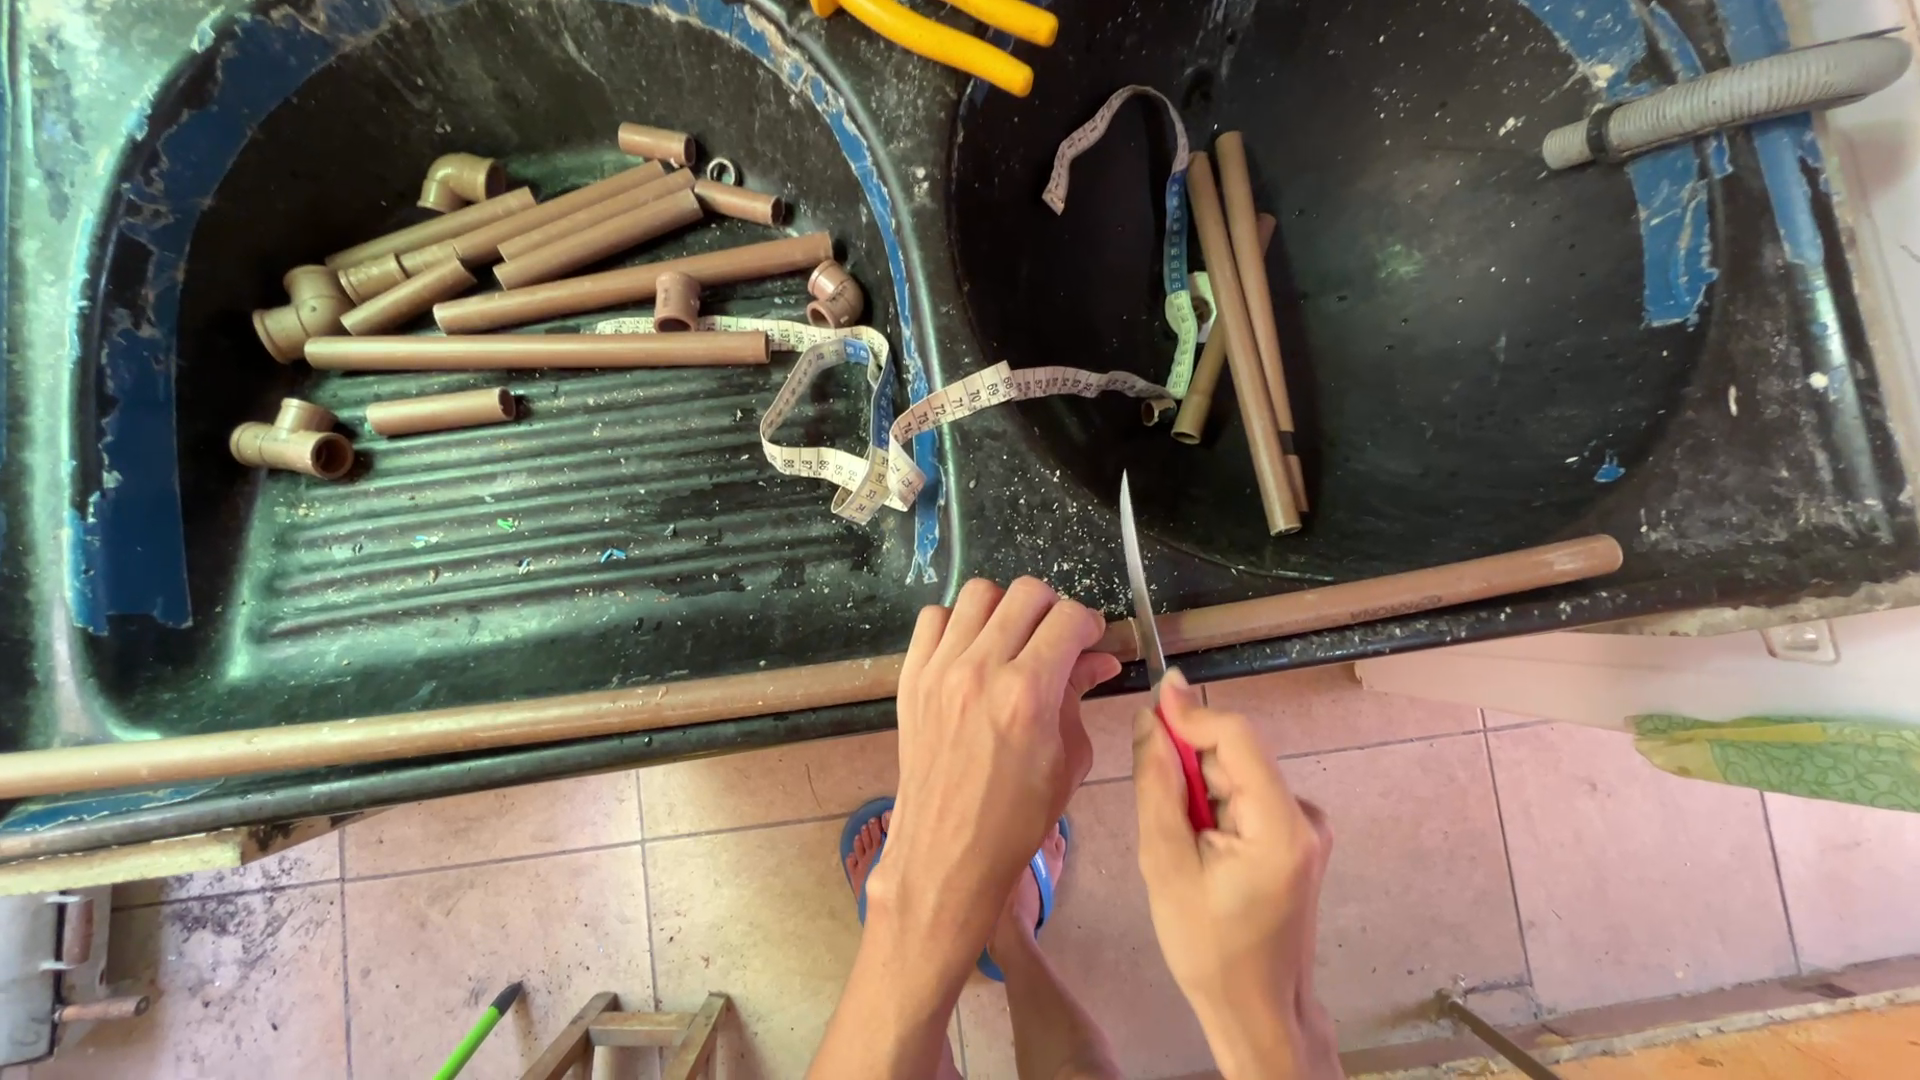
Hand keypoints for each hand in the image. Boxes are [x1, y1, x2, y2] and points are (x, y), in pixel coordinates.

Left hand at [866, 577, 1121, 958]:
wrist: (947, 851)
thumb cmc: (1018, 817)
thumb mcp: (1068, 758)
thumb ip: (1079, 695)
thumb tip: (1099, 658)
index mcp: (1028, 693)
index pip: (1067, 618)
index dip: (1088, 622)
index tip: (1090, 639)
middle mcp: (981, 669)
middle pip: (1025, 592)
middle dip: (1052, 608)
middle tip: (1056, 638)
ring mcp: (940, 669)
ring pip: (978, 593)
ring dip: (1005, 607)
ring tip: (1013, 638)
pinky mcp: (911, 676)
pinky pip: (934, 617)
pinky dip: (958, 622)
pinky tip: (971, 649)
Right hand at [1132, 669, 1339, 1078]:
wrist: (1257, 1012)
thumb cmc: (1206, 947)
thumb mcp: (1163, 863)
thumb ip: (1155, 783)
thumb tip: (1149, 718)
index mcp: (1280, 825)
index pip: (1236, 736)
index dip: (1190, 713)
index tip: (1146, 703)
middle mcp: (1304, 816)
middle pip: (1233, 756)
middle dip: (1187, 765)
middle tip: (1155, 808)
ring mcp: (1306, 827)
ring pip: (1234, 775)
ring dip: (1197, 790)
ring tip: (1179, 842)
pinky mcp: (1298, 837)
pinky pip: (1244, 796)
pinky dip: (1213, 807)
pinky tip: (1200, 849)